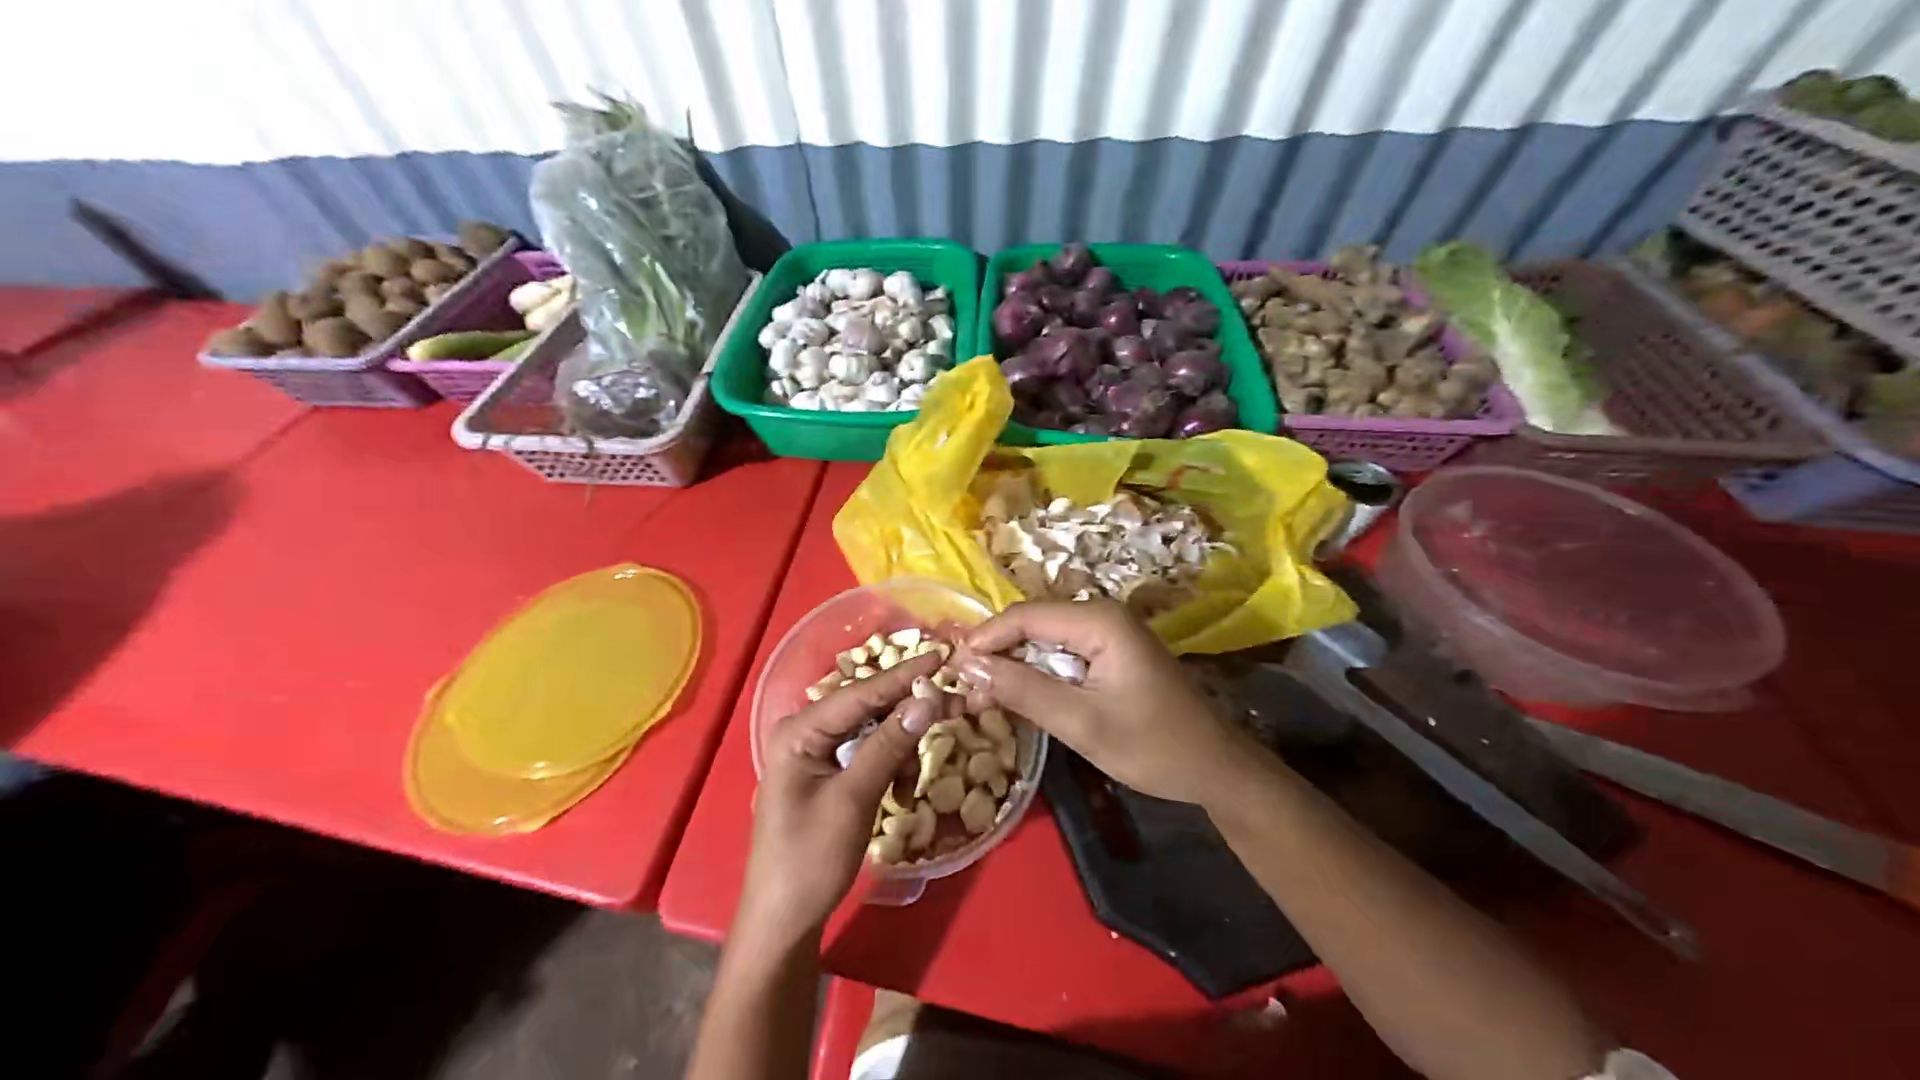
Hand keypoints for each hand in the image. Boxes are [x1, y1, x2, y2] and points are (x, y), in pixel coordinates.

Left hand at [737, 652, 940, 943]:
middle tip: (955, 709)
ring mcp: (816, 753)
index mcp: (799, 731)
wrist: (783, 920)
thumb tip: (928, 699)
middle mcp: (806, 732)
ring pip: (873, 731)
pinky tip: (898, 795)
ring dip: (900, 752)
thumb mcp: (854, 799)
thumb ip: (889, 746)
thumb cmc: (810, 860)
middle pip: (868, 707)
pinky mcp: (828, 773)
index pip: (860, 692)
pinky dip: (890, 768)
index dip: (904, 674)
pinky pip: (868, 754)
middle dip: (909, 714)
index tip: (942, 655)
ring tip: (909, 788)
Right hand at [955, 599, 1252, 804]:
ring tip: (982, 698)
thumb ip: (1023, 690)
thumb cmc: (1152, 746)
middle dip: (996, 654)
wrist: (1214, 767)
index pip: (1024, 616)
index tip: (950, 671)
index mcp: (1099, 620)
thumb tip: (967, 664)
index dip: (984, 639)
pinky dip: (1036, 674)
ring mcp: (1107, 633)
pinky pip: (1060, 654)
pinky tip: (1018, 698)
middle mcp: (1101, 615)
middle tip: (964, 691)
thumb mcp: (1081, 722)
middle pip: (1031, 624)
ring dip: (1012, 666)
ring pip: (1042, 640)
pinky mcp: (1108, 653)